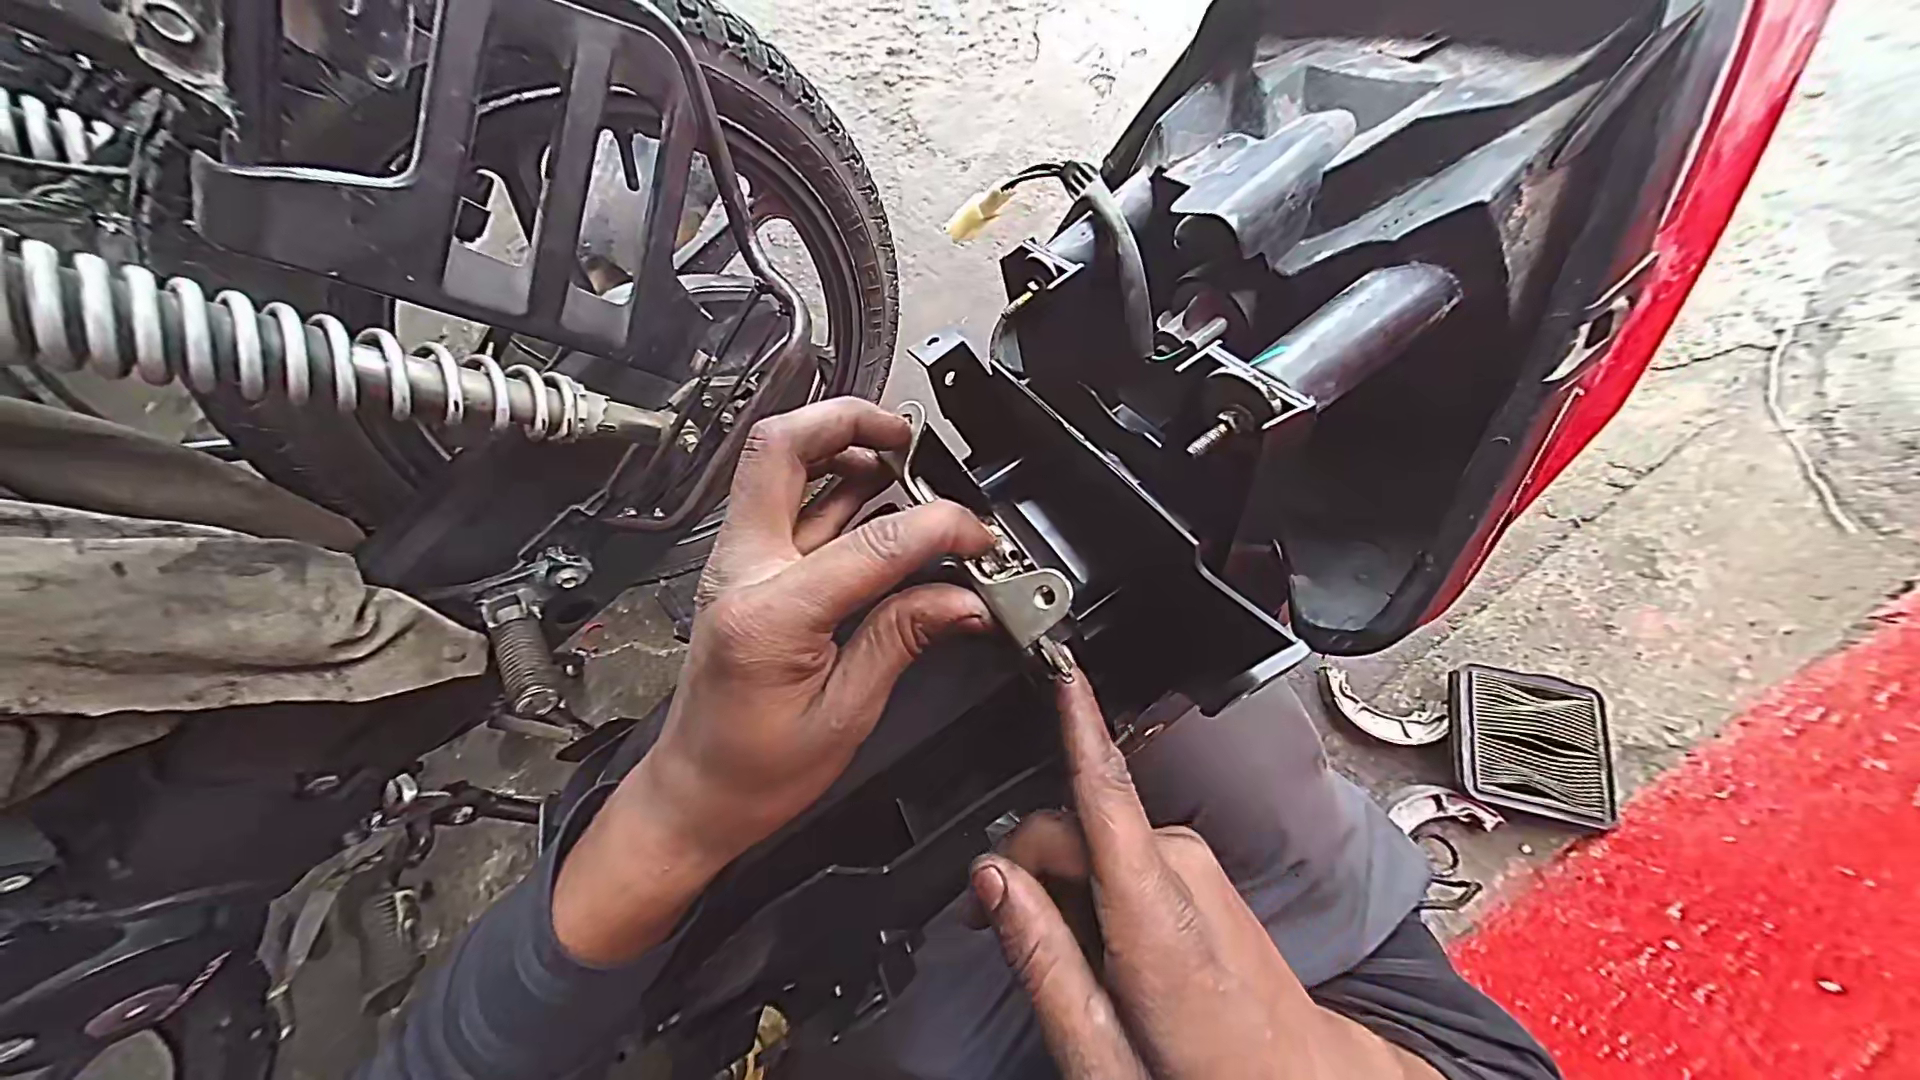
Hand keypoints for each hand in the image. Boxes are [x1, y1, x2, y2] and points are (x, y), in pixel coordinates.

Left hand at [554, 398, 993, 965]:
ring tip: (902, 464)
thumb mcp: (846, 712)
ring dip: (843, 446)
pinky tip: (874, 499)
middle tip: (907, 434)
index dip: (939, 530)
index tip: (975, 537)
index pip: (873, 543)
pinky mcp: (747, 569)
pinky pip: (790, 501)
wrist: (696, 791)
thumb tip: (964, 600)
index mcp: (769, 615)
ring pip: (780, 464)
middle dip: (850, 421)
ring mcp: (738, 564)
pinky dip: (835, 483)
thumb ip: (904, 638)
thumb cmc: (755, 770)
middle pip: (781, 448)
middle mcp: (742, 571)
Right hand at [973, 673, 1440, 1078]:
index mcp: (1152, 908)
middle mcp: (1177, 863)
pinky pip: (1119, 850)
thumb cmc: (1209, 1076)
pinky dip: (1092, 881)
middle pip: (1070, 826)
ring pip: (1091, 839)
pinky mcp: (1195, 865)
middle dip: (1025, 865)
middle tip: (995, 920)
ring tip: (1060, 949)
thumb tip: (991, 879)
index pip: (1102, 784)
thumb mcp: (1101, 1049)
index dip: (1077, 718)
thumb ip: (1039, 953)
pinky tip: (1098, 937)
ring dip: (1060, 880)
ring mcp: (1192, 860)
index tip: (1061, 668)